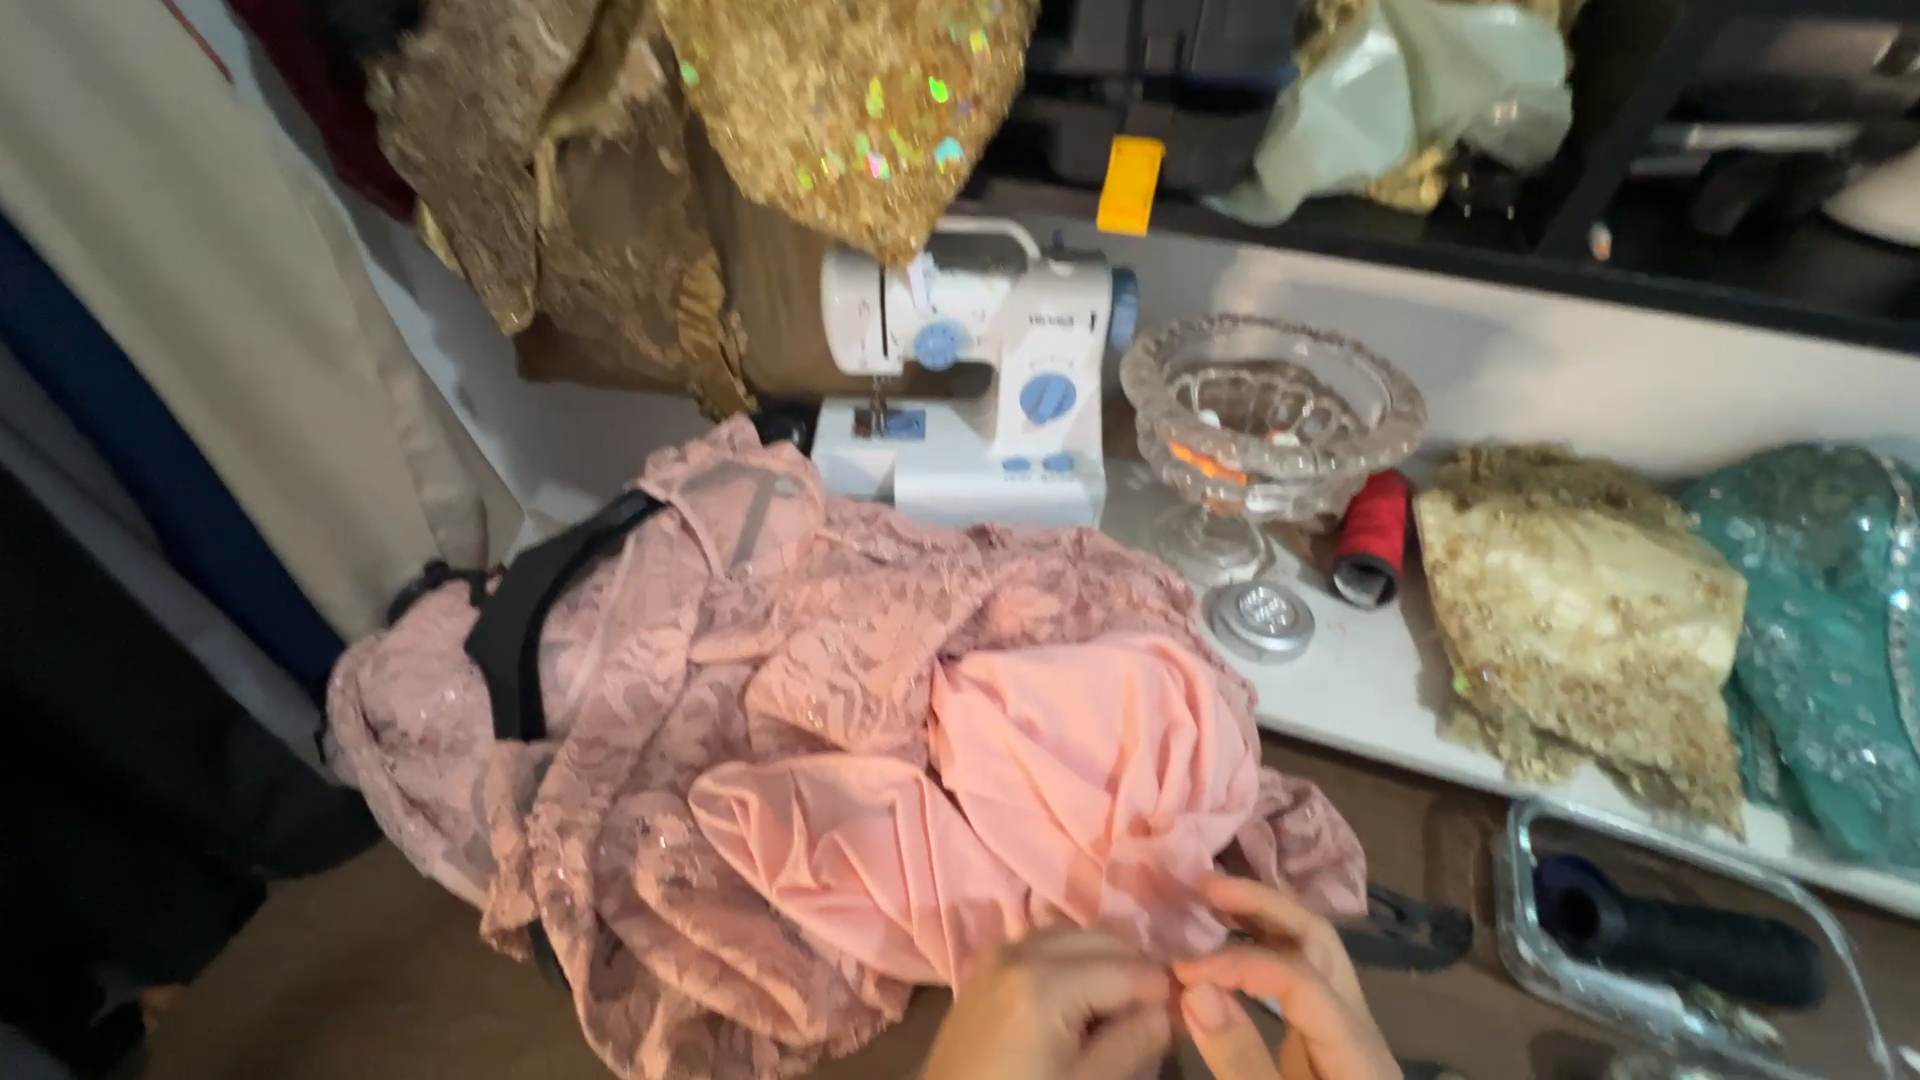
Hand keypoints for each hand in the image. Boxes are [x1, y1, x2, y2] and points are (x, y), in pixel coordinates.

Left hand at [922, 927, 1175, 1079]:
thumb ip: (1133, 1044)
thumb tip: (1173, 1008)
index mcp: (1044, 983)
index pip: (1128, 969)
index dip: (1164, 989)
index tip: (1189, 1009)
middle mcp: (1020, 950)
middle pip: (1101, 939)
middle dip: (1136, 968)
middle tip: (1161, 1011)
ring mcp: (999, 951)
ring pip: (1074, 934)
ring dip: (1105, 961)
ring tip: (1124, 1009)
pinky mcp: (987, 962)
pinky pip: (1044, 943)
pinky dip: (1073, 959)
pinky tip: (1084, 998)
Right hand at [1173, 873, 1397, 1079]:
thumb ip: (1240, 1061)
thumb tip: (1194, 984)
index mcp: (1362, 1060)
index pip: (1300, 980)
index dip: (1238, 963)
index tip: (1182, 971)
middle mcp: (1362, 1034)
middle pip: (1319, 942)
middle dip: (1261, 906)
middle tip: (1202, 888)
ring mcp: (1347, 1038)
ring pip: (1313, 952)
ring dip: (1260, 918)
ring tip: (1208, 901)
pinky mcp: (1326, 1049)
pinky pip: (1297, 977)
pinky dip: (1259, 949)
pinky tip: (1222, 947)